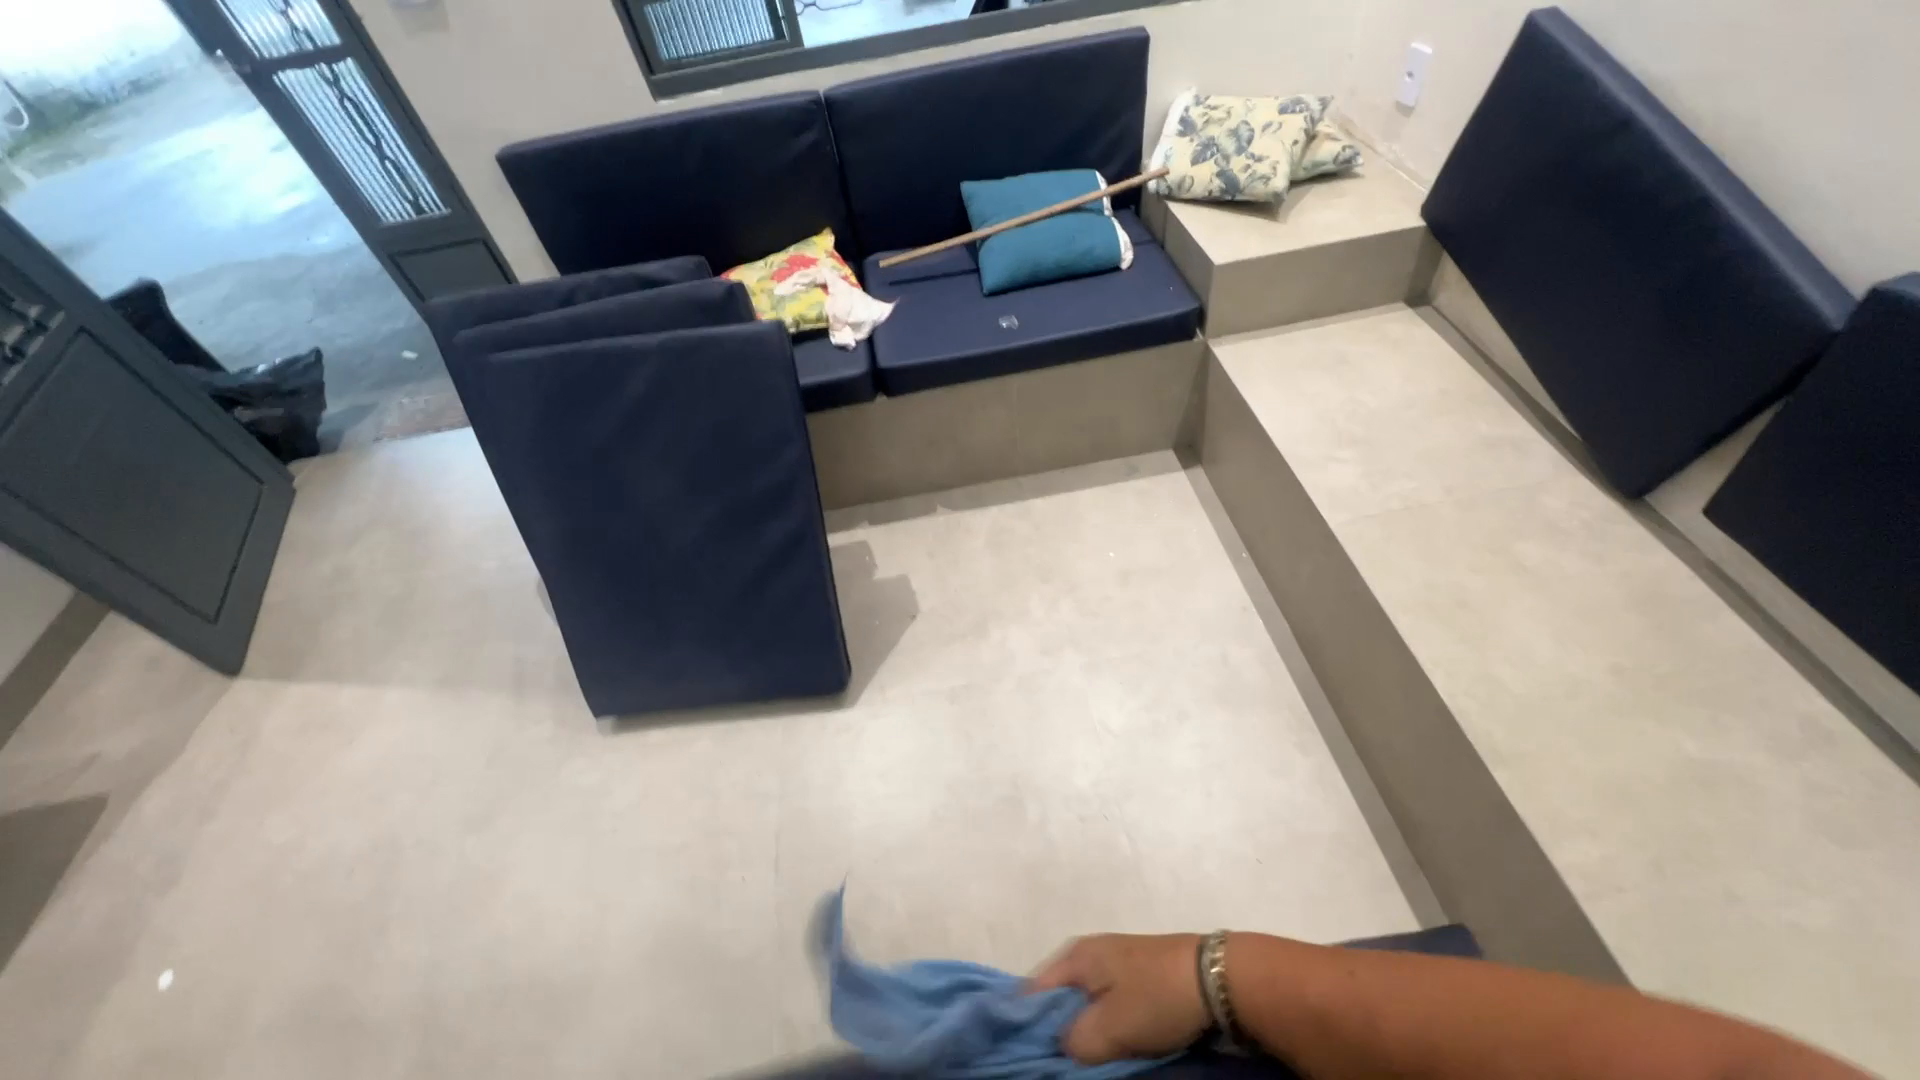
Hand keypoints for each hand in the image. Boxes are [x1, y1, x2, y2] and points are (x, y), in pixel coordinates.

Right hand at [1027, 933, 1210, 1063]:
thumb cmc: (1156, 998)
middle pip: (1058, 999)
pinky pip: (1108, 1004)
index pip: (1031, 993)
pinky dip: (1106, 1025)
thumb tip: (1063, 1046)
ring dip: (1085, 1031)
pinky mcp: (1138, 976)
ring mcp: (1115, 963)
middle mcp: (1088, 953)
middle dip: (1057, 1030)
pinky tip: (1114, 1044)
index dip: (1026, 1025)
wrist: (1218, 979)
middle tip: (1063, 1061)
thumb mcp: (1109, 1028)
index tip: (1030, 1055)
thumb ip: (1073, 1041)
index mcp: (1074, 957)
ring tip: (1089, 1057)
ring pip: (1085, 1004)